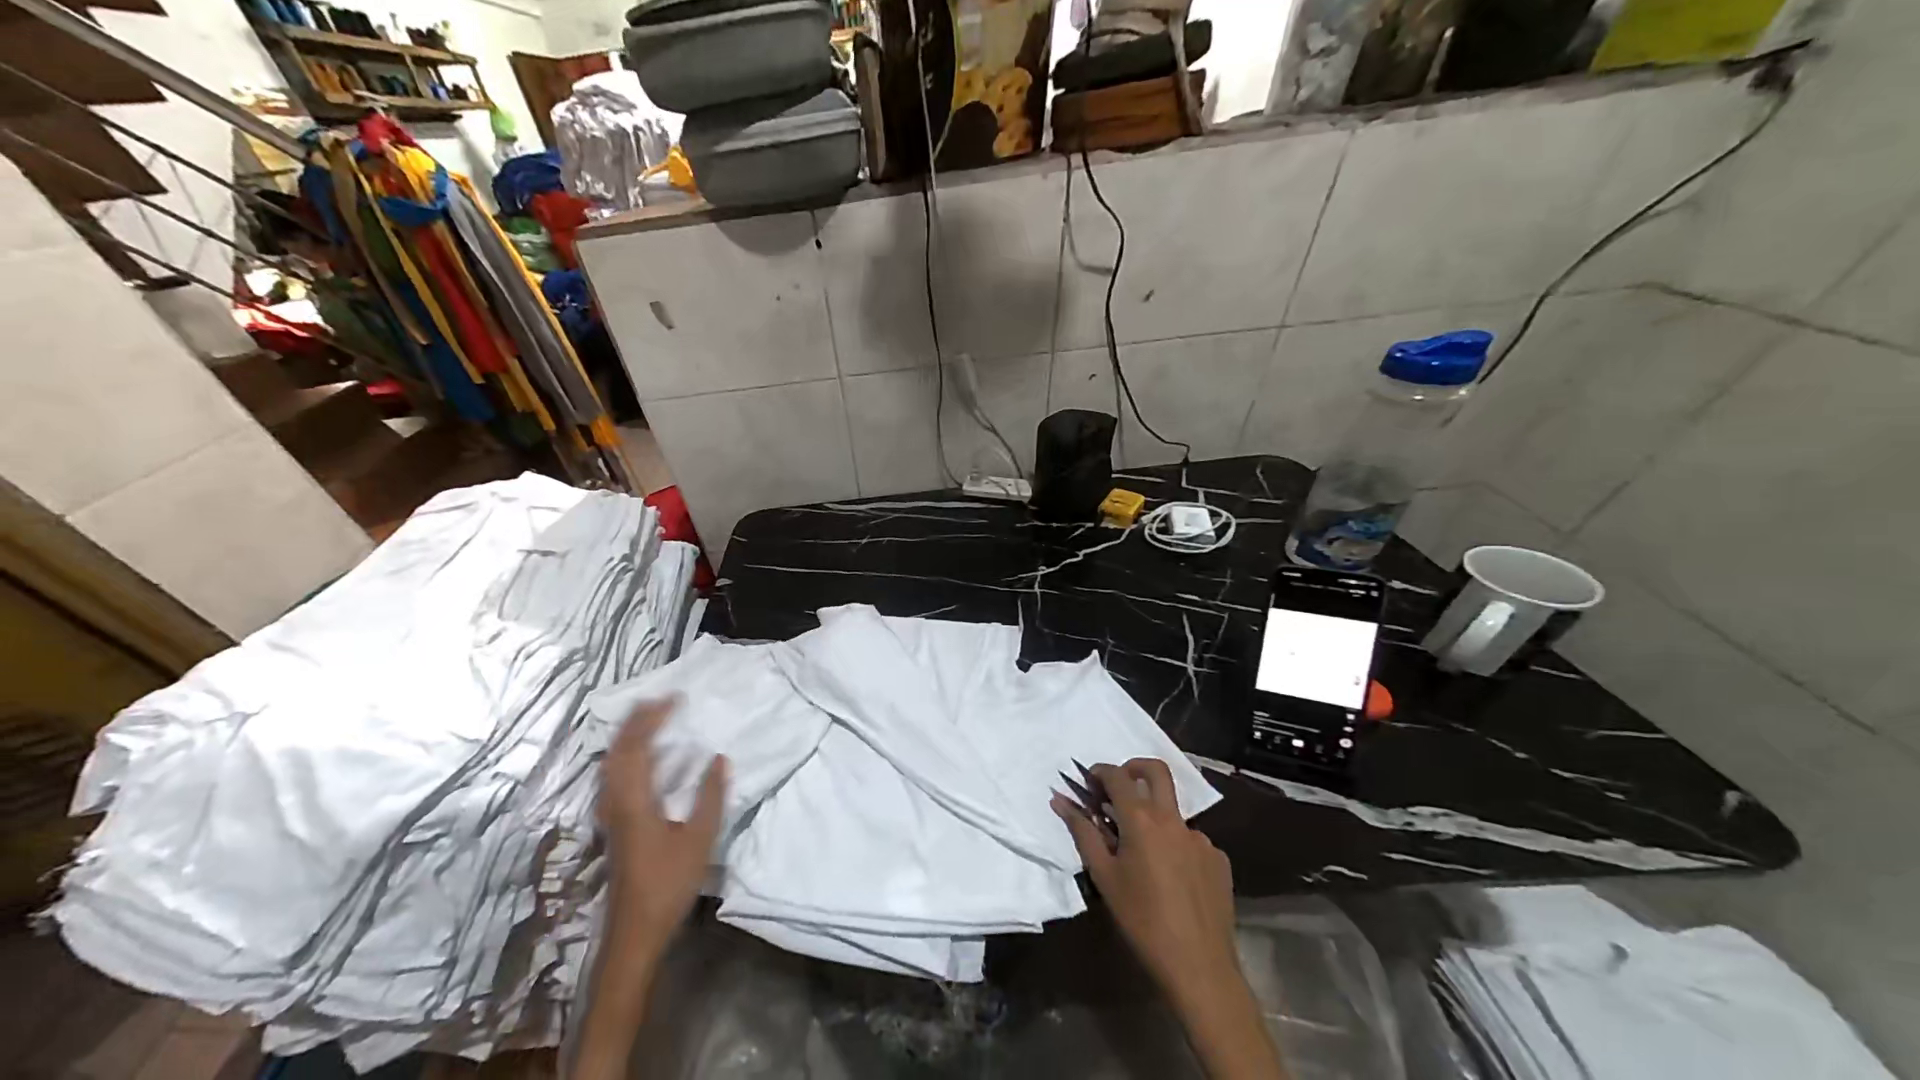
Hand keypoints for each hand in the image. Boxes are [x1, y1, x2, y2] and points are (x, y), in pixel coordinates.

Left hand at [575, 701, 726, 1079]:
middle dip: (635, 721)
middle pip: (617, 751)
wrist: (634, 931)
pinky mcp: (613, 826)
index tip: (674, 698)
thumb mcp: (699, 839)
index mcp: (634, 800)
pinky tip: (641, 760)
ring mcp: (610, 815)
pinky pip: (613, 777)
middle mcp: (615, 802)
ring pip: (610, 765)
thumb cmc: (668, 884)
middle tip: (659, 700)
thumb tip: (719, 757)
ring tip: (649, 720)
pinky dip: (625, 757)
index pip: (637, 747)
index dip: (652, 718)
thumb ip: (709, 796)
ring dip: (628, 737)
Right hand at [1053, 759, 1288, 1079]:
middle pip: (1156, 770)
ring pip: (1173, 812)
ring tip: (1141, 854)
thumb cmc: (1141, 920)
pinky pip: (1190, 841)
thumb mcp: (1104, 876)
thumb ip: (1083, 832)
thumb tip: (1061, 801)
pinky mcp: (1218, 859)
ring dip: (1153, 818)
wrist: (1198, 965)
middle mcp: (1174, 820)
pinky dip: (1174, 846)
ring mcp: (1201, 838)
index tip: (1088, 781)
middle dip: (1133, 767)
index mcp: (1142, 820)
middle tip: (1117, 787)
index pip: (1118, 776)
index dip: (1100, 772)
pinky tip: (1169, 877)